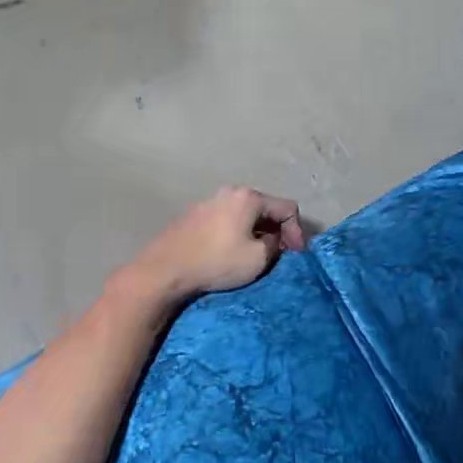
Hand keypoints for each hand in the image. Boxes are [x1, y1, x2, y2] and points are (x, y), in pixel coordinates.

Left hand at [124, 186, 305, 300]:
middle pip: (264, 208)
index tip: (296, 254)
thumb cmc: (217, 262)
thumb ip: (275, 244)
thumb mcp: (258, 258)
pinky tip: (231, 252)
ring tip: (257, 254)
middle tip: (280, 253)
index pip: (286, 208)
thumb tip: (271, 239)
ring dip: (256, 232)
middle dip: (277, 230)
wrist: (165, 269)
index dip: (297, 231)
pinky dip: (237, 233)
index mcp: (248, 197)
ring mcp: (208, 202)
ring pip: (244, 214)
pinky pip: (226, 221)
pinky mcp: (193, 216)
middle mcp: (228, 192)